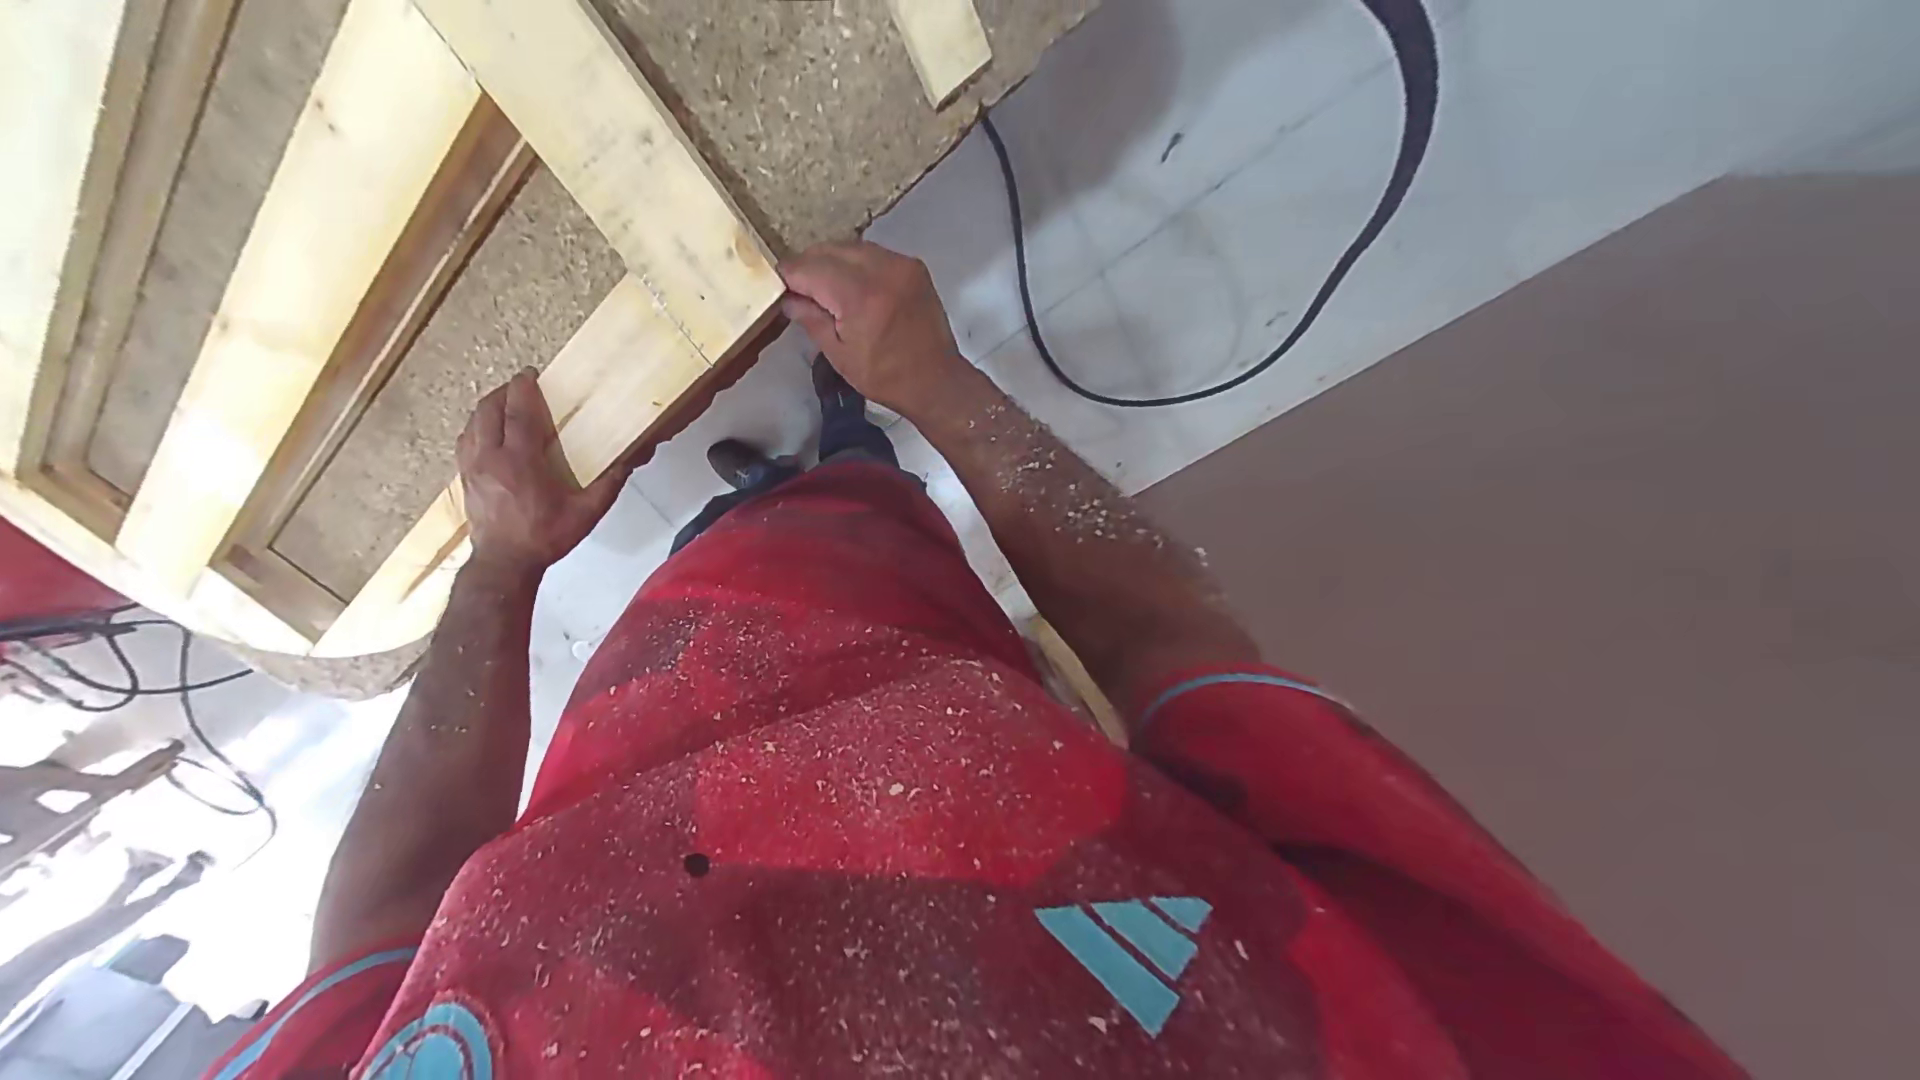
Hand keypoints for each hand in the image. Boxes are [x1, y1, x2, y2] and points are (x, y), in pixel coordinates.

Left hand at [457, 369, 630, 574]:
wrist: (506, 562)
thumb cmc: (547, 536)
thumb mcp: (587, 512)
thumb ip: (608, 484)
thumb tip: (629, 462)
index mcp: (521, 461)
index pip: (518, 414)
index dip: (524, 390)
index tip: (530, 373)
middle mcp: (491, 457)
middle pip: (488, 411)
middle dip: (503, 392)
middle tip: (520, 385)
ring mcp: (472, 467)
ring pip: (472, 423)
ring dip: (488, 407)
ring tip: (504, 402)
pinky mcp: (464, 477)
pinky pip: (465, 440)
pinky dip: (476, 426)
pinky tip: (486, 429)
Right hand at [779, 240, 971, 413]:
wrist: (936, 381)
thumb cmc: (887, 377)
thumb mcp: (840, 355)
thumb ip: (812, 320)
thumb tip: (788, 299)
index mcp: (860, 295)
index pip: (810, 268)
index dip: (789, 275)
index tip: (778, 285)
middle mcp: (882, 270)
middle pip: (829, 250)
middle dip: (809, 266)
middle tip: (799, 289)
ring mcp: (901, 265)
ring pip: (851, 247)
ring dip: (832, 262)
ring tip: (824, 288)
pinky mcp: (914, 268)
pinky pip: (874, 254)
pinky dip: (857, 264)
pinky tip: (852, 286)